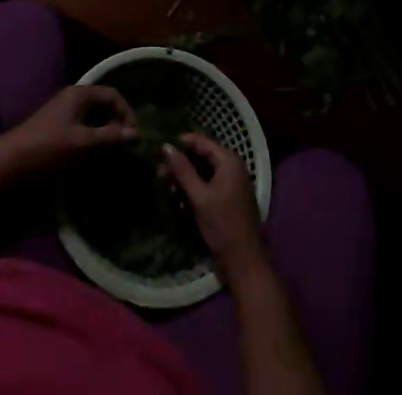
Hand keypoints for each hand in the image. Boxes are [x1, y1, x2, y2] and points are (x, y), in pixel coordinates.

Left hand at [0, 85, 138, 173]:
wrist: (10, 161)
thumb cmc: (48, 148)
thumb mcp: (83, 143)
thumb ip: (111, 137)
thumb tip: (136, 134)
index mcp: (80, 94)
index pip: (113, 95)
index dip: (127, 112)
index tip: (133, 134)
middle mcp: (73, 96)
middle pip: (104, 103)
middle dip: (117, 121)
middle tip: (123, 143)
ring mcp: (64, 109)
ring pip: (94, 115)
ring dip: (105, 129)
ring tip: (111, 149)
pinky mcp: (57, 123)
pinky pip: (83, 123)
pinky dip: (93, 134)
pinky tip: (94, 151)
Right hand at [162, 133, 265, 282]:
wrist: (243, 259)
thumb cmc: (221, 225)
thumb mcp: (199, 196)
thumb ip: (183, 170)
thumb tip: (166, 146)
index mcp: (229, 161)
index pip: (202, 141)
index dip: (180, 142)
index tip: (159, 147)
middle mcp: (233, 166)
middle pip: (203, 156)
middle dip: (181, 161)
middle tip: (159, 171)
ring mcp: (232, 182)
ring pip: (204, 171)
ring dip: (185, 176)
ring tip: (164, 183)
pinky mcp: (228, 196)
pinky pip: (209, 183)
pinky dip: (194, 186)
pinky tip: (177, 195)